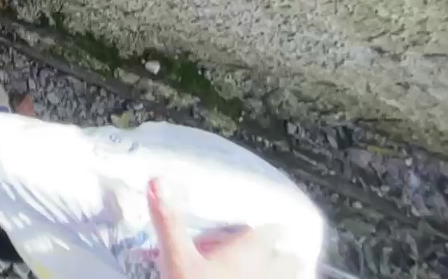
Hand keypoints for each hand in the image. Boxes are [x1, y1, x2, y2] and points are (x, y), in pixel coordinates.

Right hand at [148, 179, 306, 278]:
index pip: (268, 234)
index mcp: (248, 256)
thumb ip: (169, 221)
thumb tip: (157, 178)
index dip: (268, 228)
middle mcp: (269, 274)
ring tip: (275, 271)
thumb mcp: (177, 258)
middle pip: (290, 262)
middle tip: (272, 250)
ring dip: (287, 274)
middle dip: (284, 255)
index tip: (266, 224)